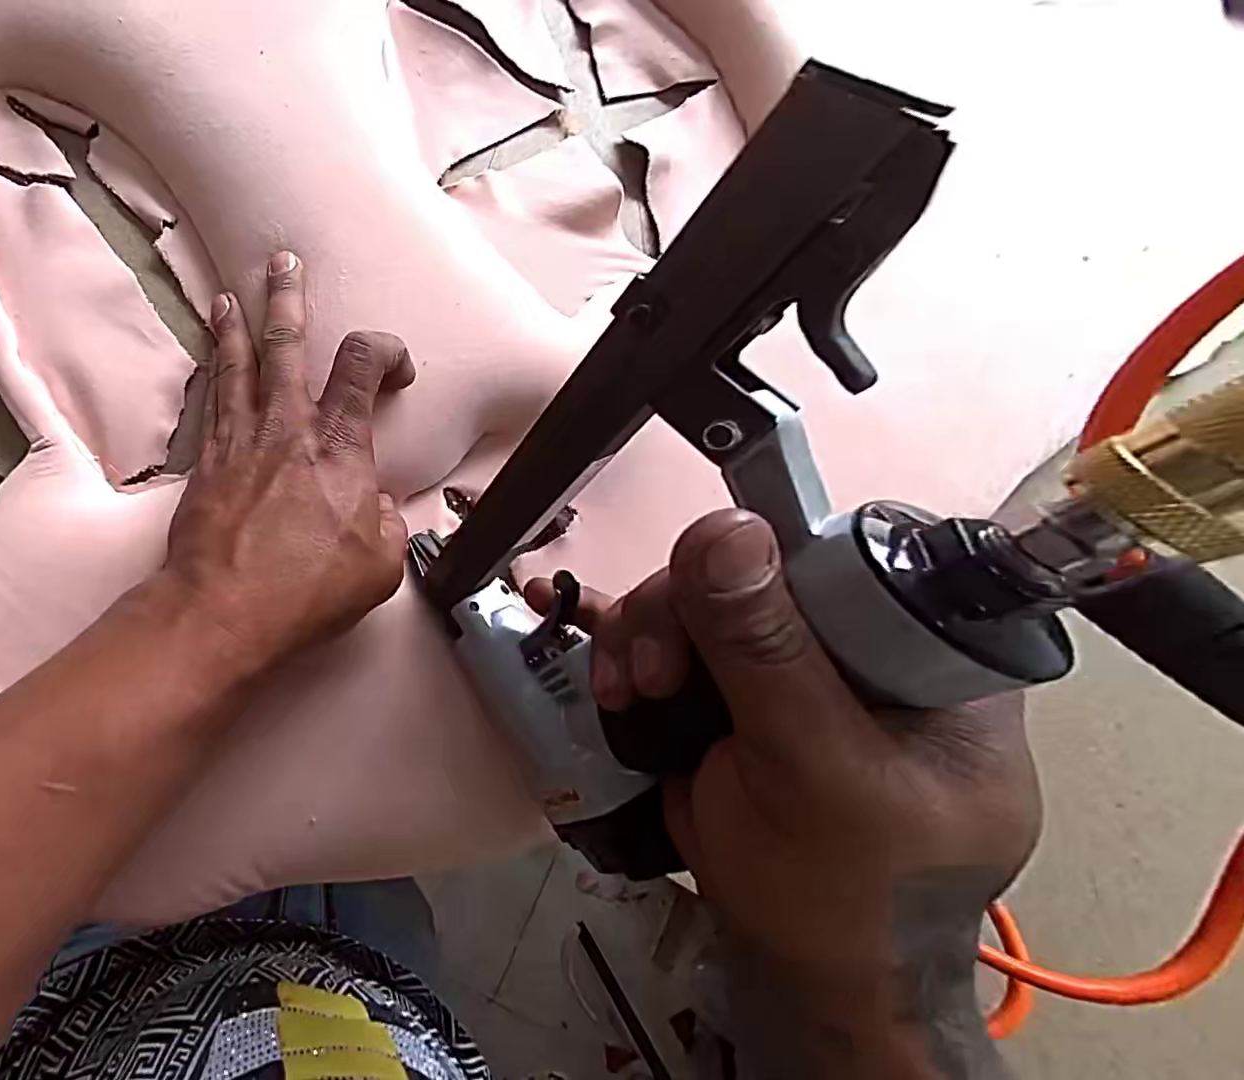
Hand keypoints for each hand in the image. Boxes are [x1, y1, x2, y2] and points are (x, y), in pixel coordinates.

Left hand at [158, 251, 414, 673]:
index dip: (384, 352)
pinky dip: (212, 376)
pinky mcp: (207, 463)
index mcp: (340, 449)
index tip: (395, 370)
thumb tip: (374, 504)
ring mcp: (240, 442)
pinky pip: (211, 404)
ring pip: (238, 365)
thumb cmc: (304, 592)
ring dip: (235, 326)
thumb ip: (386, 523)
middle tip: (282, 263)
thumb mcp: (379, 566)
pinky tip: (211, 366)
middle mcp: (287, 429)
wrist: (224, 609)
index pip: (362, 367)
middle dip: (287, 297)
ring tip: (229, 298)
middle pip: (287, 342)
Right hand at [528, 509, 1039, 1075]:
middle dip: (671, 618)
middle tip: (648, 678)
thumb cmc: (842, 882)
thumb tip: (723, 527)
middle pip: (734, 575)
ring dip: (632, 639)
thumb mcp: (812, 767)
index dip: (755, 564)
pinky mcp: (710, 684)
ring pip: (680, 602)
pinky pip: (652, 635)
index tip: (697, 605)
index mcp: (916, 650)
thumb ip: (766, 652)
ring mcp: (768, 662)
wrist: (790, 951)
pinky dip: (610, 637)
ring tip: (620, 695)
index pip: (830, 558)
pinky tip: (575, 631)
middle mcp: (840, 642)